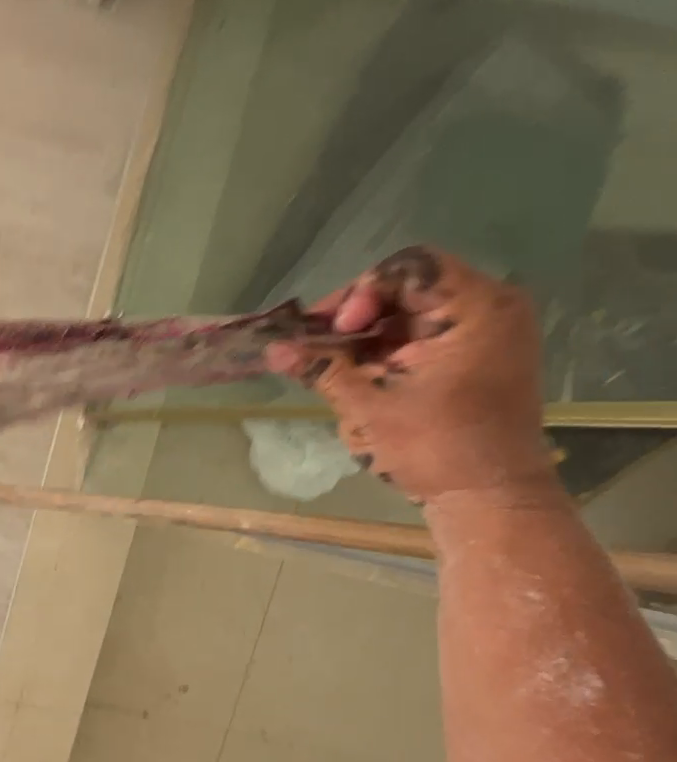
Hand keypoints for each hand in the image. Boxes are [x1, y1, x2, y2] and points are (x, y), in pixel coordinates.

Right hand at [267, 246, 559, 507]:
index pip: (410, 267)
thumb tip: (273, 349)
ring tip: (327, 364)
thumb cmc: (435, 446)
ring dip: (362, 335)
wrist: (486, 494)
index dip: (363, 292)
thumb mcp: (368, 406)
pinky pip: (419, 335)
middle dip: (354, 313)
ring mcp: (482, 334)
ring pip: (408, 312)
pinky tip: (352, 373)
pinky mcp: (472, 357)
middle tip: (315, 346)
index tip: (339, 330)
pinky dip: (381, 349)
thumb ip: (321, 368)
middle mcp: (487, 310)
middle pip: (407, 285)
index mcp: (476, 310)